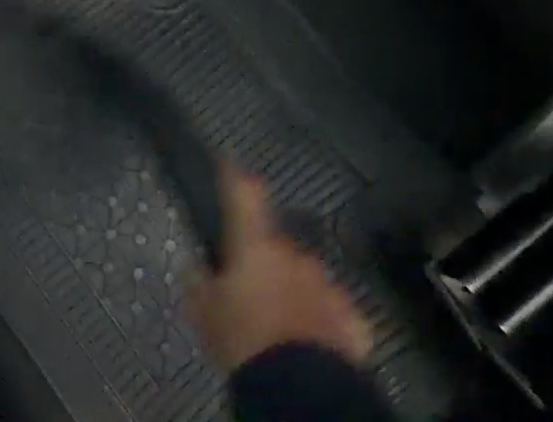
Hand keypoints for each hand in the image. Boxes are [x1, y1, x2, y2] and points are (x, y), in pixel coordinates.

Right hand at [186, 167, 372, 371]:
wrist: (300, 389)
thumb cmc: (242, 339)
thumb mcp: (201, 310)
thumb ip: (198, 280)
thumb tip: (200, 267)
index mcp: (254, 245)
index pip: (244, 194)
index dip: (234, 176)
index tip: (228, 162)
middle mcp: (295, 256)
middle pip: (275, 246)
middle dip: (264, 262)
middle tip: (247, 290)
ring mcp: (329, 286)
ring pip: (305, 278)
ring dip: (292, 290)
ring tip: (278, 324)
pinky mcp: (354, 319)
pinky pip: (330, 309)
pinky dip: (318, 318)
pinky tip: (306, 342)